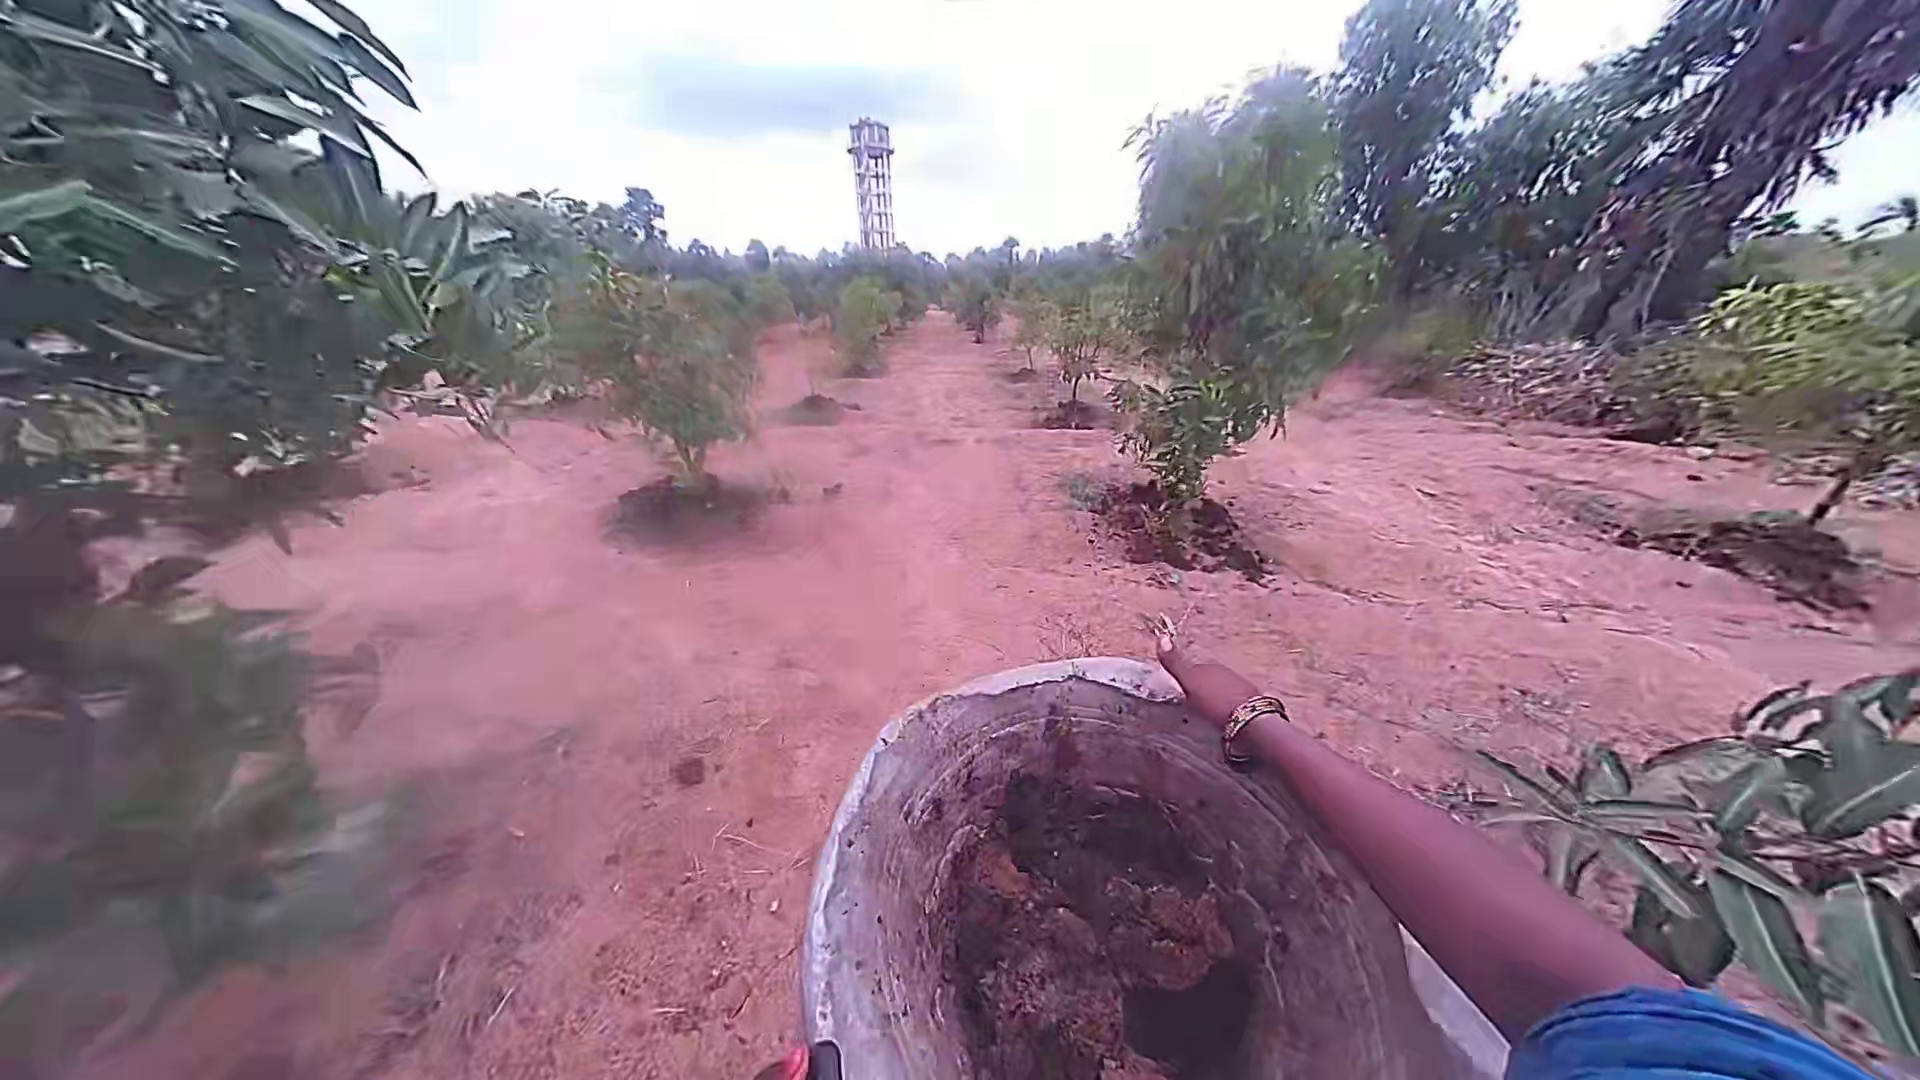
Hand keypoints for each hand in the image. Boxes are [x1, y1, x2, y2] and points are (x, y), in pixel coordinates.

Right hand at [1153, 632, 1258, 729]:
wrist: (1249, 719)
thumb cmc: (1214, 701)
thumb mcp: (1188, 682)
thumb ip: (1174, 663)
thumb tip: (1162, 636)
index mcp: (1208, 666)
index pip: (1191, 671)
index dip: (1184, 682)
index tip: (1180, 696)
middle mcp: (1225, 672)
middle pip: (1207, 680)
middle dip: (1201, 690)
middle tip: (1193, 707)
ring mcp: (1240, 685)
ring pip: (1221, 690)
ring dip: (1215, 699)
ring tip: (1209, 715)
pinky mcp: (1251, 701)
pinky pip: (1234, 701)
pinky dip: (1228, 707)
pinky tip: (1225, 718)